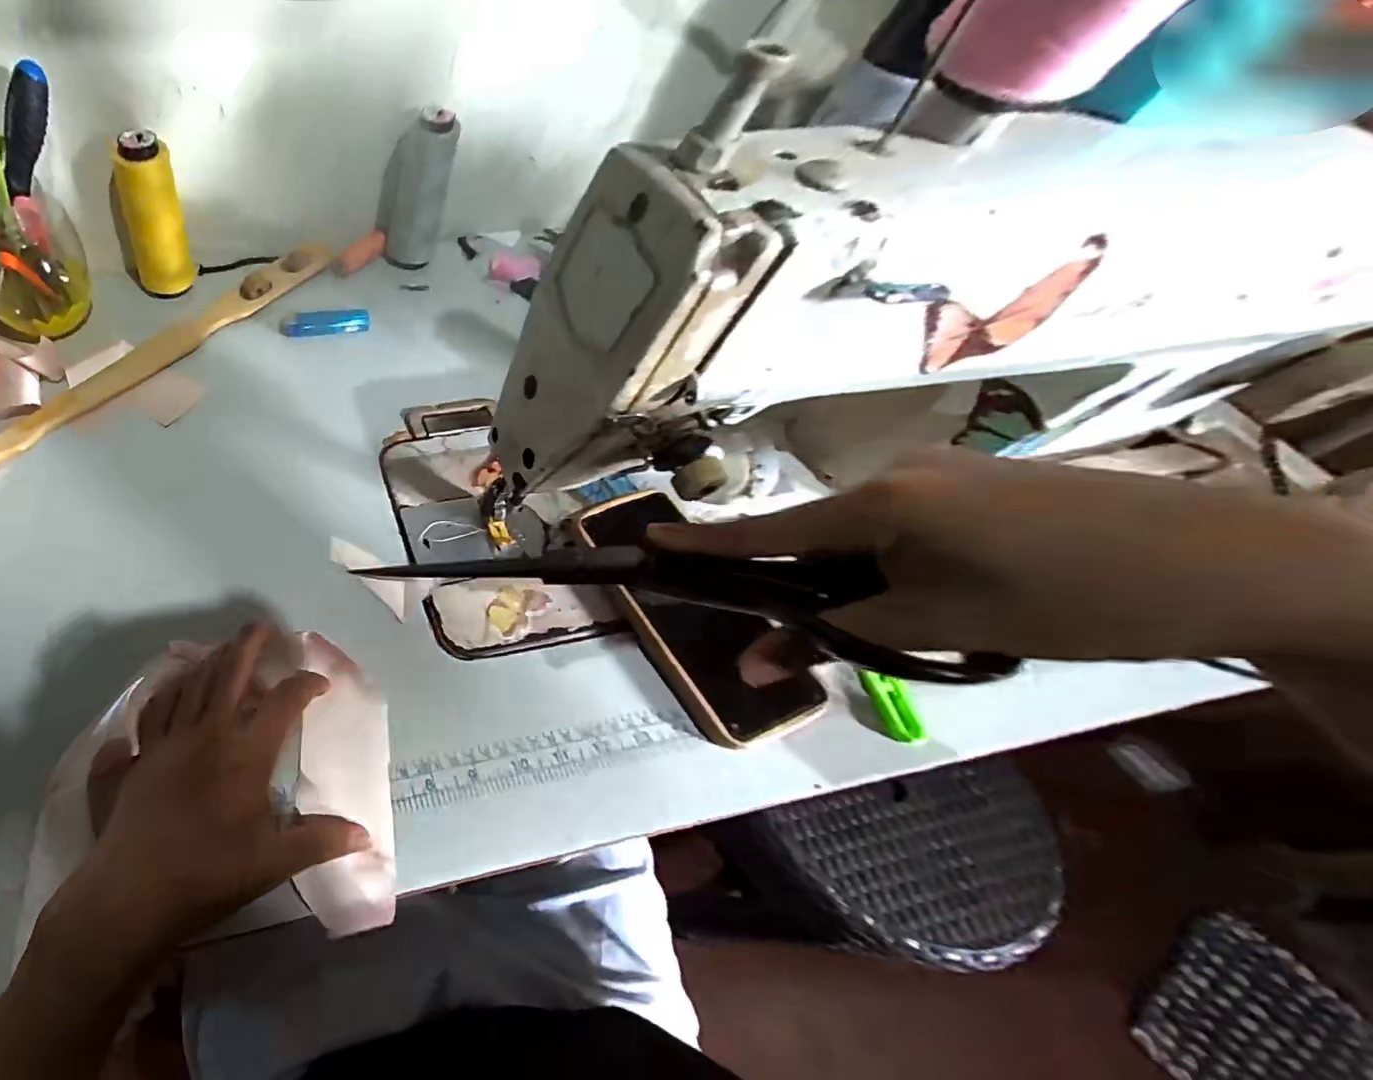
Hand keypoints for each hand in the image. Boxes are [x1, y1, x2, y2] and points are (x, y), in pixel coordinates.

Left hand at [68, 623, 368, 946]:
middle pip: (229, 674)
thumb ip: (320, 840)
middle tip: (264, 626)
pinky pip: (151, 710)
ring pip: (190, 685)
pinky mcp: (134, 758)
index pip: (283, 702)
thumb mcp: (274, 861)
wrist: (130, 896)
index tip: (320, 684)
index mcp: (245, 753)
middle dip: (250, 644)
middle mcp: (206, 734)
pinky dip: (165, 691)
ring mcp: (165, 742)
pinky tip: (171, 689)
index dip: (305, 684)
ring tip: (224, 650)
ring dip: (210, 661)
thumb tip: (366, 835)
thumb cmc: (208, 874)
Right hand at [648, 448, 1372, 682]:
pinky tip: (945, 592)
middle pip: (816, 531)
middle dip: (799, 579)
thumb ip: (835, 638)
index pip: (768, 530)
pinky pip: (903, 522)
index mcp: (879, 502)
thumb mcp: (937, 626)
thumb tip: (754, 665)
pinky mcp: (976, 481)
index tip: (650, 540)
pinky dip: (894, 560)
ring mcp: (941, 472)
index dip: (704, 542)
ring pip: (863, 531)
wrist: (1236, 562)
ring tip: (910, 621)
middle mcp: (898, 474)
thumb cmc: (1070, 598)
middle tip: (802, 632)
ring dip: (857, 576)